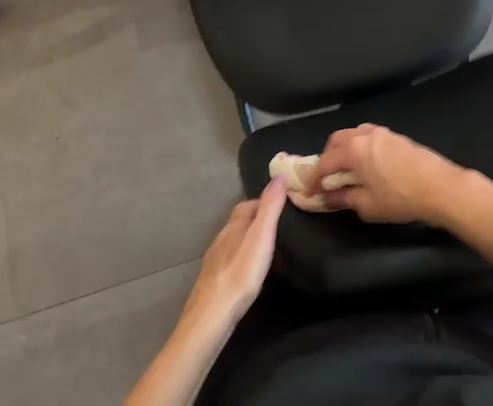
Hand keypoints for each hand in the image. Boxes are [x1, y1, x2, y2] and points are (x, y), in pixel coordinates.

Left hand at [183, 179, 287, 325]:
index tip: (281, 204)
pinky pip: (228, 262)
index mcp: (234, 226)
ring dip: (247, 241)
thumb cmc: (241, 274)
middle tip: (277, 227)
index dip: (263, 201)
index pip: (247, 204)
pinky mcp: (212, 282)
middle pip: (238, 222)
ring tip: (266, 249)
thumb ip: (270, 207)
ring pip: (232, 242)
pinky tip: (247, 273)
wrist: (211, 316)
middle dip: (255, 221)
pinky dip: (240, 261)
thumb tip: (279, 176)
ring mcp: (214, 261)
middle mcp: (221, 239)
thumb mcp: (261, 237)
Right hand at [313, 124, 470, 224]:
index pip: (325, 162)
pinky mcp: (398, 137)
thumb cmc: (400, 198)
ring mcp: (383, 133)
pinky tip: (368, 164)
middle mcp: (365, 135)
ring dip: (345, 149)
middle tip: (327, 179)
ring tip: (347, 170)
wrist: (440, 187)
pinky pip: (370, 136)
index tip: (310, 193)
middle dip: (327, 158)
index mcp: (354, 150)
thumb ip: (343, 199)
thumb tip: (326, 198)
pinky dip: (361, 147)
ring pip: (354, 134)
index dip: (314, 179)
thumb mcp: (367, 204)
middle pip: (337, 141)